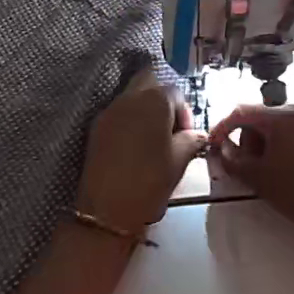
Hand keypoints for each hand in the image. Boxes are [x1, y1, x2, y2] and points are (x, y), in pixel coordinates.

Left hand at [77, 70, 204, 235]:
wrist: (106, 211)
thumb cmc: (150, 181)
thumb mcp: (180, 160)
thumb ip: (192, 140)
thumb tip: (198, 134)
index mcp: (155, 100)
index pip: (176, 92)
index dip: (185, 113)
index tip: (187, 136)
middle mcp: (130, 97)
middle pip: (150, 82)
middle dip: (163, 100)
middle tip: (169, 129)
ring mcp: (109, 110)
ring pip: (132, 96)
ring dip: (145, 110)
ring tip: (152, 139)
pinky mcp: (96, 127)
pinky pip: (118, 112)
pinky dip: (129, 120)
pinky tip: (134, 146)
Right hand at [209, 104, 293, 251]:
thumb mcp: (257, 177)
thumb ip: (232, 158)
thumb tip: (222, 147)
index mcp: (282, 116)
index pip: (243, 112)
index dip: (224, 126)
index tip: (215, 143)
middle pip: (263, 115)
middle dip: (249, 135)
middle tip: (246, 162)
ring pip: (282, 121)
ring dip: (267, 138)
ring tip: (267, 166)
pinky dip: (286, 140)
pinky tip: (286, 163)